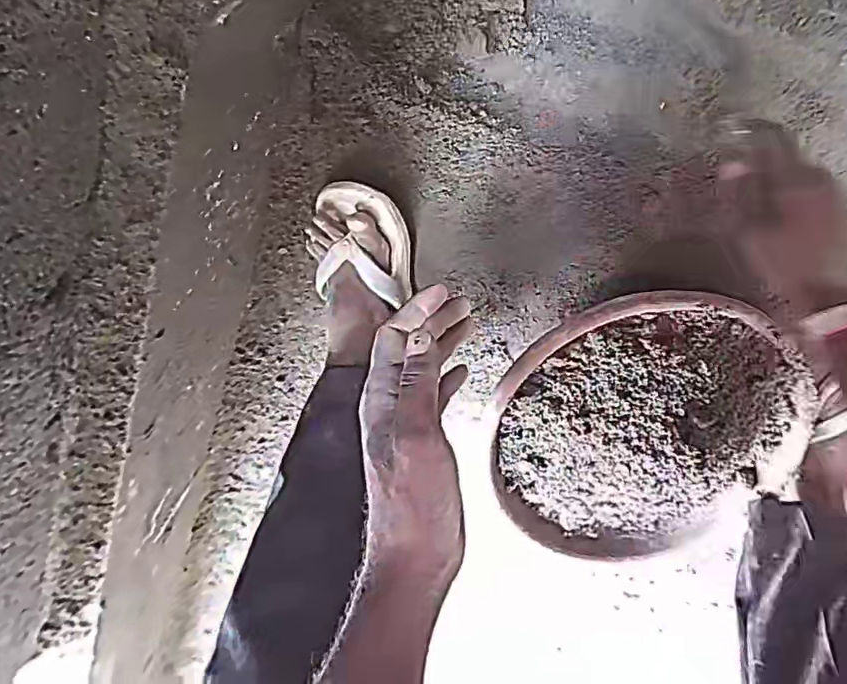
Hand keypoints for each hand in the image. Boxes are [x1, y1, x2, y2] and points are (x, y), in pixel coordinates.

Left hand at [359, 284, 474, 582]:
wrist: (416, 554)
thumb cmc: (413, 503)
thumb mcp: (416, 434)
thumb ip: (415, 382)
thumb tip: (417, 333)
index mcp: (381, 398)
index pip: (393, 337)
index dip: (415, 309)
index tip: (440, 291)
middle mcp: (389, 405)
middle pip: (408, 346)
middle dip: (431, 318)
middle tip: (458, 300)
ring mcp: (405, 422)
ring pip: (423, 366)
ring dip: (442, 341)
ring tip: (466, 321)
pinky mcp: (422, 439)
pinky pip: (434, 392)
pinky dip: (447, 373)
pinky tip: (462, 369)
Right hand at [718, 120, 846, 320]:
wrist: (835, 301)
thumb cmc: (787, 267)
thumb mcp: (750, 232)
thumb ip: (738, 192)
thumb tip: (731, 162)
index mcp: (793, 177)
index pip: (769, 135)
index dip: (746, 129)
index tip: (728, 129)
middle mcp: (817, 177)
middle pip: (784, 152)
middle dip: (759, 157)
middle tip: (737, 174)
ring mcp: (832, 191)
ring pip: (796, 170)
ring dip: (776, 175)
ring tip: (755, 199)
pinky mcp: (840, 208)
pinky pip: (809, 186)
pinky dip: (791, 190)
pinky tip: (778, 213)